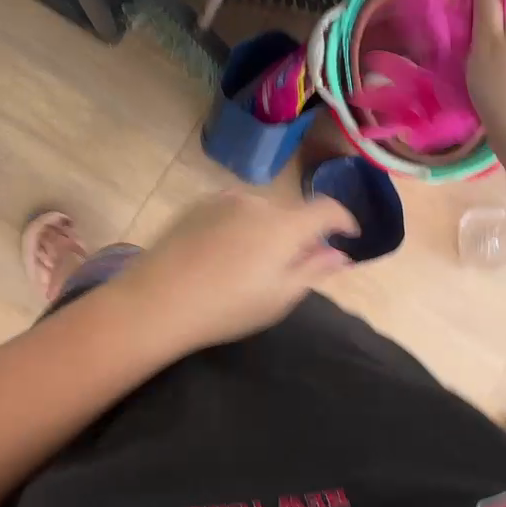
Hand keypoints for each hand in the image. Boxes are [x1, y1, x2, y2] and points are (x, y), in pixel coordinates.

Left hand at [115, 189, 358, 350]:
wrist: (156, 301)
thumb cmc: (226, 307)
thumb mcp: (279, 298)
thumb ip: (314, 270)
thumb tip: (340, 253)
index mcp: (285, 224)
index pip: (327, 208)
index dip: (344, 219)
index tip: (349, 235)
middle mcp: (259, 201)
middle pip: (293, 211)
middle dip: (302, 232)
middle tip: (296, 263)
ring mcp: (225, 199)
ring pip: (263, 209)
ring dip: (270, 227)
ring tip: (255, 262)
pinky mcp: (199, 204)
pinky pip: (235, 208)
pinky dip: (243, 224)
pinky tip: (226, 253)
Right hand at [468, 0, 505, 160]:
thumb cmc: (498, 83)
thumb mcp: (485, 41)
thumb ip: (485, 8)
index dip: (476, 5)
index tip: (456, 21)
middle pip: (502, 19)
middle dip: (481, 26)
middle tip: (458, 43)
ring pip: (505, 40)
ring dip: (486, 46)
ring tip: (467, 62)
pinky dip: (495, 62)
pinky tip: (483, 77)